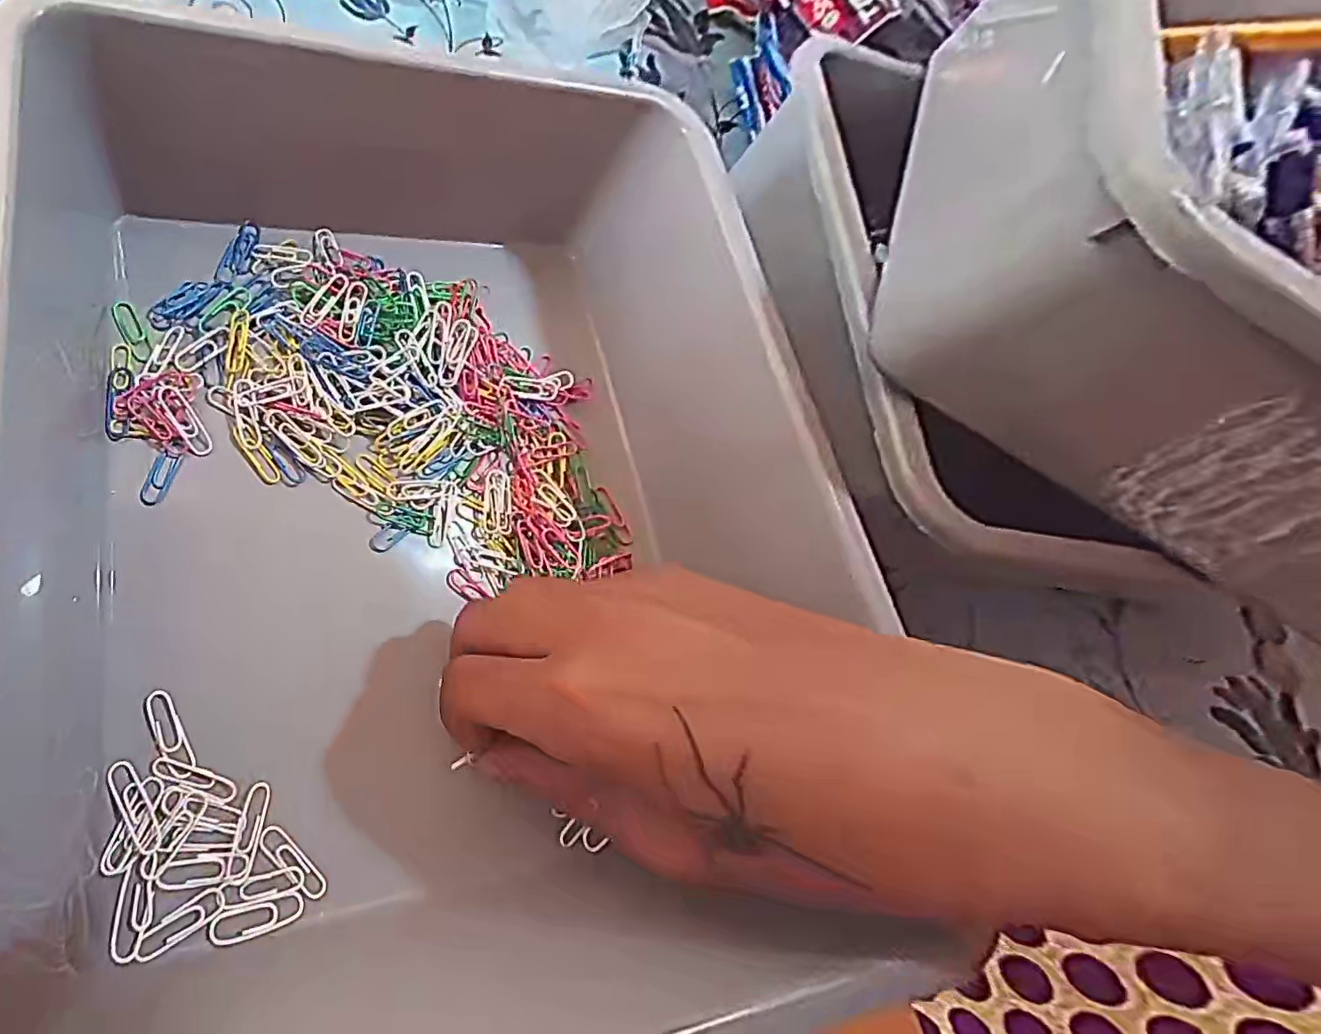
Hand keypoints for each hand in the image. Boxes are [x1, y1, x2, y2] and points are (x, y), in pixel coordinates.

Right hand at [439, 567, 1214, 934]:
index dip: (462, 726)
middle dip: (474, 671)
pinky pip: (587, 591)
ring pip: (527, 596)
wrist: (960, 752)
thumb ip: (570, 787)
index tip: (492, 753)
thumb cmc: (821, 831)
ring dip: (519, 642)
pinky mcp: (676, 577)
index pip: (465, 685)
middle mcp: (594, 625)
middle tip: (514, 721)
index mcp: (585, 699)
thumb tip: (506, 756)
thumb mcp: (675, 846)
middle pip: (477, 621)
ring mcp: (637, 589)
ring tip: (570, 694)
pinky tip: (634, 668)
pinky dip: (572, 624)